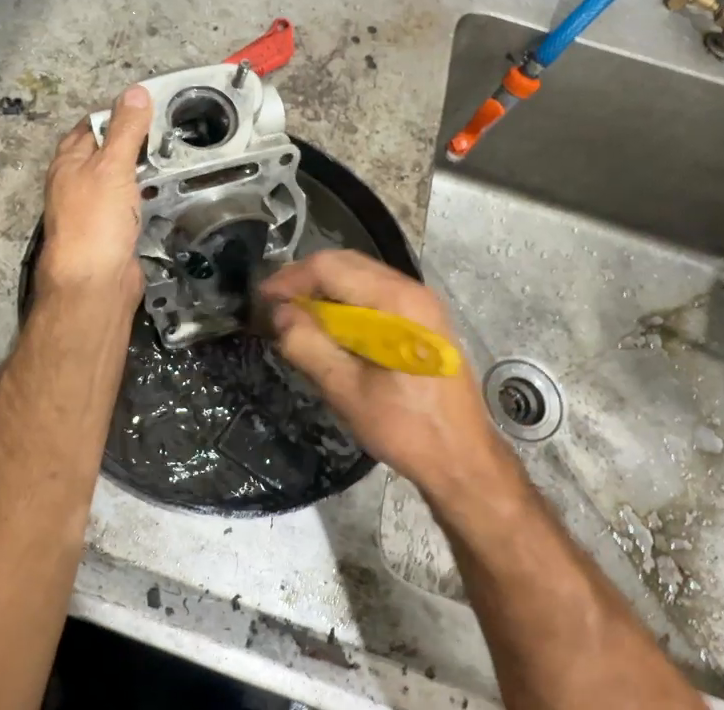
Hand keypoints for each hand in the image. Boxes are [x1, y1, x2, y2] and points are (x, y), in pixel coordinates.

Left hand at [37, 86, 153, 307]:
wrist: (94, 283)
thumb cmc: (95, 221)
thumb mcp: (112, 166)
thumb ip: (125, 129)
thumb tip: (135, 92)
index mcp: (69, 162)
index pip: (93, 125)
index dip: (118, 114)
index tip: (149, 109)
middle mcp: (76, 183)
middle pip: (107, 153)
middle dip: (134, 144)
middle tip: (168, 136)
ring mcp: (92, 210)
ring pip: (121, 181)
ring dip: (143, 173)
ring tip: (173, 161)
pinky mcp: (110, 232)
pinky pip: (130, 206)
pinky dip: (146, 199)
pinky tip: (165, 196)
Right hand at [261, 250, 511, 493]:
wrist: (463, 459)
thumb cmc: (407, 428)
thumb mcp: (347, 391)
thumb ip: (308, 345)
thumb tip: (278, 313)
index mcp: (397, 302)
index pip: (330, 267)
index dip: (289, 279)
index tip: (260, 302)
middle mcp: (412, 290)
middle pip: (344, 264)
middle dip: (302, 281)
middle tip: (271, 308)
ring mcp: (420, 302)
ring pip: (357, 276)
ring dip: (321, 290)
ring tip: (292, 317)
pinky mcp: (420, 319)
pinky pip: (371, 293)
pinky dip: (342, 301)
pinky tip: (325, 327)